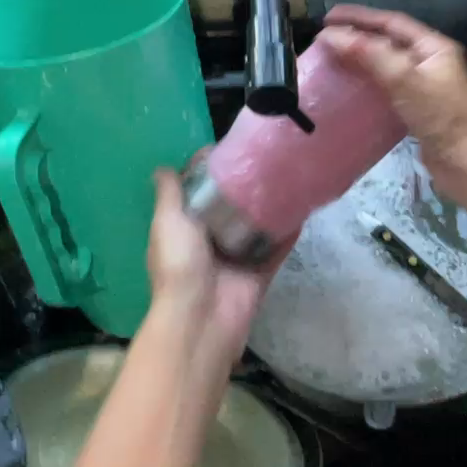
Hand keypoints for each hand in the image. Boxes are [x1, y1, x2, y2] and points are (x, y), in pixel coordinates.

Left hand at [145, 168, 293, 367]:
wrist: (202, 317)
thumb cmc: (179, 265)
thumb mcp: (167, 222)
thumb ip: (169, 194)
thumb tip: (163, 167)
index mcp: (185, 228)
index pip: (199, 194)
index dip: (211, 173)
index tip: (230, 148)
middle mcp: (211, 241)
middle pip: (230, 207)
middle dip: (245, 187)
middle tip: (266, 157)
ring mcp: (238, 257)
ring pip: (257, 226)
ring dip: (270, 206)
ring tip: (288, 174)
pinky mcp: (261, 271)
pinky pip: (278, 247)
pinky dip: (288, 230)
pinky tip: (303, 205)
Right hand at [318, 5, 466, 188]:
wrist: (466, 162)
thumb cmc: (439, 116)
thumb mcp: (403, 79)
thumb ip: (368, 54)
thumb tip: (330, 35)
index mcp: (434, 46)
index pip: (391, 22)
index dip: (359, 17)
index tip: (328, 18)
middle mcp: (430, 61)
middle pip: (388, 41)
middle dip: (357, 36)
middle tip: (324, 38)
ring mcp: (425, 86)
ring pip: (386, 65)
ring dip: (360, 59)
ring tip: (332, 60)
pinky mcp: (417, 109)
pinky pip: (387, 87)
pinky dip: (367, 83)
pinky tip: (349, 89)